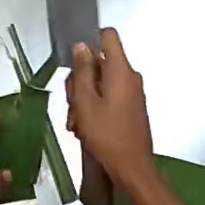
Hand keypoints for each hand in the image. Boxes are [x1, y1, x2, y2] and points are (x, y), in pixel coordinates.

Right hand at [70, 28, 155, 192]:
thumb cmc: (106, 133)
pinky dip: (93, 107)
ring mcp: (132, 93)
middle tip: (72, 100)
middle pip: (99, 62)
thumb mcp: (85, 100)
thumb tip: (81, 46)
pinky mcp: (130, 107)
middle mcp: (130, 77)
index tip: (74, 57)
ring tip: (76, 120)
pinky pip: (107, 96)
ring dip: (83, 97)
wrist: (132, 168)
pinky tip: (84, 126)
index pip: (108, 36)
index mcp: (121, 71)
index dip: (89, 39)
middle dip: (80, 78)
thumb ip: (82, 70)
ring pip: (99, 82)